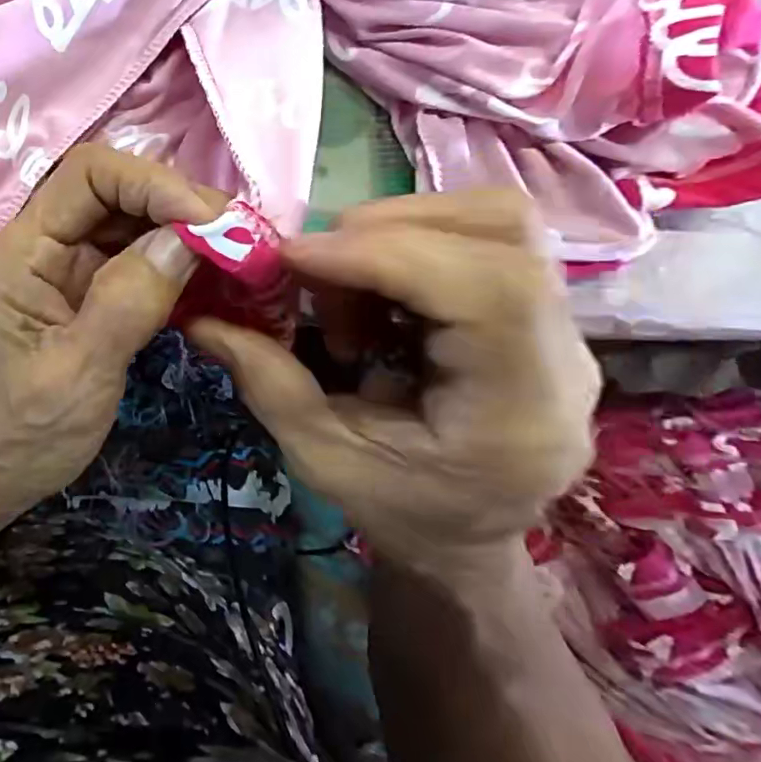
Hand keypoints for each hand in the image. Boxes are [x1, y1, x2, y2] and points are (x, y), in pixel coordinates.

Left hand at [0, 144, 220, 567]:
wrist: (1, 473)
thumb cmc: (28, 431)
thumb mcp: (80, 370)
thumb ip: (128, 299)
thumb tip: (188, 236)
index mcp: (22, 252)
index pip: (87, 175)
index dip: (151, 182)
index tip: (211, 221)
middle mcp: (41, 245)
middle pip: (114, 189)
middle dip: (178, 204)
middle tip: (242, 240)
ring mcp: (66, 265)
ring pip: (132, 219)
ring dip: (186, 230)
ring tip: (241, 256)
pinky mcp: (89, 289)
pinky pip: (139, 256)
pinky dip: (179, 260)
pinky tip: (217, 278)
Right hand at [188, 192, 600, 580]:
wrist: (466, 540)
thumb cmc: (399, 510)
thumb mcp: (319, 455)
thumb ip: (266, 381)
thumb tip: (201, 317)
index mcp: (518, 407)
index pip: (485, 289)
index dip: (384, 253)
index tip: (292, 258)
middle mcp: (559, 354)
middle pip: (499, 231)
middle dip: (381, 230)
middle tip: (310, 270)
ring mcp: (554, 325)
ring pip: (491, 221)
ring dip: (390, 231)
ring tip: (338, 288)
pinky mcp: (529, 308)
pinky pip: (471, 237)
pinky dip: (399, 243)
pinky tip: (364, 294)